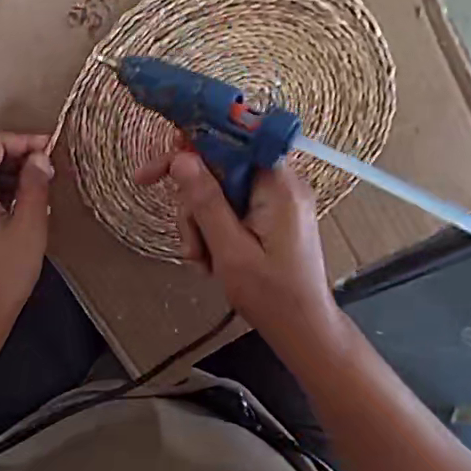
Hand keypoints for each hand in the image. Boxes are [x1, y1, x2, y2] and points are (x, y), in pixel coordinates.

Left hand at [0, 132, 53, 394]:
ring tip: (42, 185)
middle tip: (51, 167)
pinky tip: (22, 202)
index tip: (54, 147)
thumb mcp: (28, 229)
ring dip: (9, 174)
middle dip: (18, 156)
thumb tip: (41, 157)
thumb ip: (35, 186)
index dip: (24, 140)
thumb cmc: (2, 277)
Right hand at [133, 151, 340, 344]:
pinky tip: (211, 260)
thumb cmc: (272, 296)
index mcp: (279, 185)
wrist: (305, 331)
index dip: (196, 144)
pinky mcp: (272, 215)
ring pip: (220, 190)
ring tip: (202, 261)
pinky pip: (232, 206)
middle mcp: (282, 184)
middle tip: (189, 243)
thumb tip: (182, 159)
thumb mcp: (231, 251)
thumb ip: (206, 202)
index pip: (234, 140)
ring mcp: (278, 200)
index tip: (165, 160)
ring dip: (201, 223)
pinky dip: (215, 229)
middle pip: (220, 168)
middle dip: (195, 204)